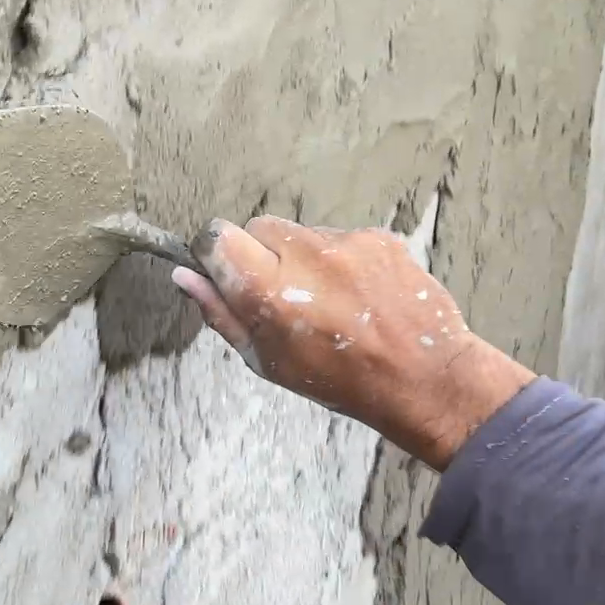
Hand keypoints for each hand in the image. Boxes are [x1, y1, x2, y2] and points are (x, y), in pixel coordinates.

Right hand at [170, 217, 534, 469]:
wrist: (422, 377)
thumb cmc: (334, 378)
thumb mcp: (263, 359)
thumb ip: (219, 313)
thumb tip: (182, 277)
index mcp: (268, 292)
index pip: (217, 236)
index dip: (216, 253)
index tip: (227, 273)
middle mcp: (304, 256)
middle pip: (256, 226)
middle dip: (257, 252)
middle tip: (278, 292)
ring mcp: (345, 242)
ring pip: (297, 231)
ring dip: (297, 256)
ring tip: (324, 298)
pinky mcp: (376, 236)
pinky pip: (335, 236)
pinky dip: (335, 259)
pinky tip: (353, 292)